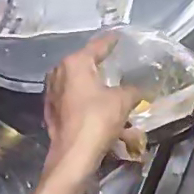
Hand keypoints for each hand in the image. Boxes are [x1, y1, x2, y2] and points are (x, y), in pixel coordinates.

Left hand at [43, 32, 139, 179]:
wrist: (73, 155)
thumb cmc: (97, 121)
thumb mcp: (122, 101)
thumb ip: (133, 90)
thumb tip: (140, 89)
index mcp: (75, 64)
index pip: (97, 46)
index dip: (111, 42)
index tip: (119, 37)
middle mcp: (59, 74)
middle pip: (85, 65)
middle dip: (102, 68)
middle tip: (117, 67)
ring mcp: (53, 94)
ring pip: (80, 85)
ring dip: (96, 89)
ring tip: (112, 93)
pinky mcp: (53, 112)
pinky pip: (75, 101)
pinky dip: (88, 104)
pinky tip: (100, 112)